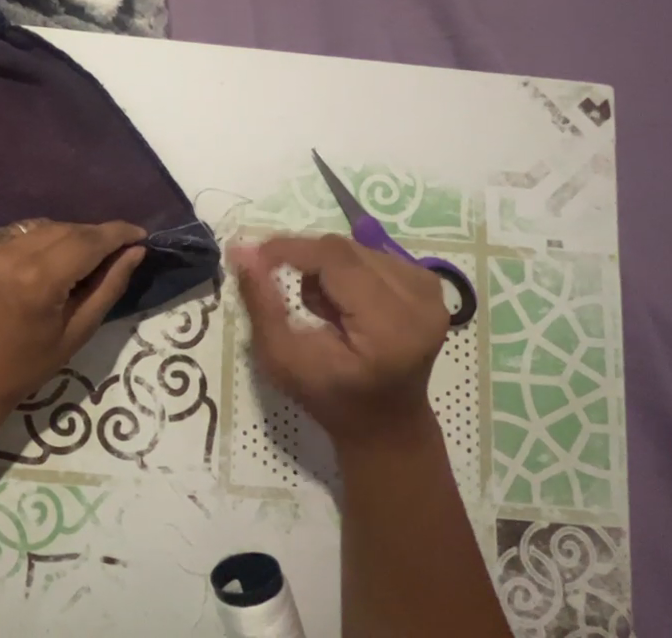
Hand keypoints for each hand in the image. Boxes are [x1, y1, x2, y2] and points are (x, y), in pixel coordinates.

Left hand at [0, 219, 147, 418]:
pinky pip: (14, 233)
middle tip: (112, 253)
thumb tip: (135, 251)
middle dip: (92, 237)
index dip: (117, 233)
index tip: (140, 233)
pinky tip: (38, 264)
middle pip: (65, 229)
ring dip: (63, 237)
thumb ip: (108, 286)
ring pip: (40, 226)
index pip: (87, 241)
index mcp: (37, 279)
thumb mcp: (76, 332)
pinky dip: (33, 241)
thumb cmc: (25, 366)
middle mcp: (8, 252)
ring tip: (73, 262)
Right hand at [232, 234, 448, 449]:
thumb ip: (261, 302)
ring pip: (355, 248)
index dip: (289, 248)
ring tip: (323, 309)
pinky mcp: (430, 286)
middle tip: (288, 295)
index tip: (252, 257)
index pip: (334, 258)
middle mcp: (419, 300)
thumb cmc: (330, 398)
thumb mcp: (281, 358)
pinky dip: (347, 272)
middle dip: (305, 262)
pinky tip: (347, 304)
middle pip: (343, 249)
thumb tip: (242, 250)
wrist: (386, 423)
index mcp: (389, 325)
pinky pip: (372, 255)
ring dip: (325, 268)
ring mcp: (430, 291)